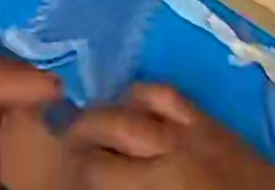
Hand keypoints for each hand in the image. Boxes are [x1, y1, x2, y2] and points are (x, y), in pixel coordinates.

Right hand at [67, 85, 274, 189]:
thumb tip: (91, 180)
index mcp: (156, 189)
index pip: (95, 172)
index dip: (73, 172)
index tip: (63, 175)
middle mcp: (168, 155)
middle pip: (109, 133)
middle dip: (79, 138)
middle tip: (63, 146)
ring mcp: (192, 134)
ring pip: (133, 108)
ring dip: (104, 113)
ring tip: (88, 122)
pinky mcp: (212, 123)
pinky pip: (168, 95)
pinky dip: (142, 94)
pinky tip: (129, 101)